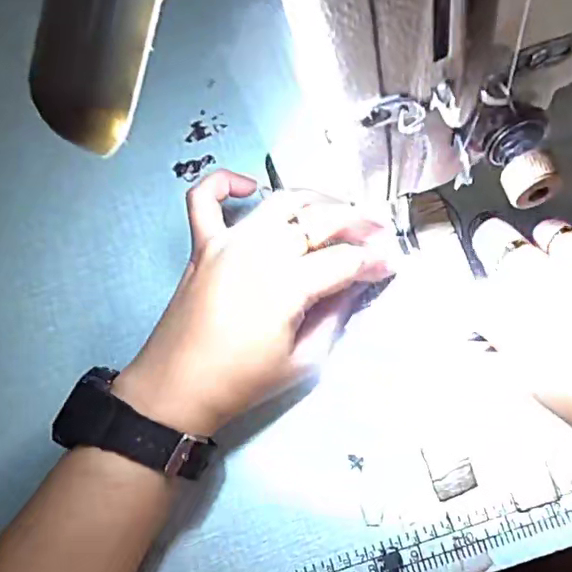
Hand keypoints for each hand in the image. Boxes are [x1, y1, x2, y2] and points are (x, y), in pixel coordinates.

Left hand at [114, 171, 395, 435]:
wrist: (179, 388)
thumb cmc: (244, 381)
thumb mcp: (305, 359)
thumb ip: (334, 316)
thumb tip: (357, 286)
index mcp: (288, 285)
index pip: (344, 260)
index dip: (374, 261)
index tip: (392, 266)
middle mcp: (259, 251)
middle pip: (319, 221)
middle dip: (359, 223)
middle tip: (381, 231)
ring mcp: (227, 242)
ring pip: (280, 201)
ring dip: (316, 199)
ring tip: (340, 209)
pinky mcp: (202, 245)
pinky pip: (205, 197)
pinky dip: (226, 182)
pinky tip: (250, 186)